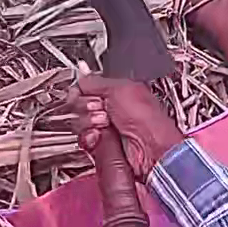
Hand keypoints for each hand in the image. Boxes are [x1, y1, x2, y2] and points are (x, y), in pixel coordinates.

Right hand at [66, 74, 184, 179]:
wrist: (148, 147)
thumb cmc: (145, 118)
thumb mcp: (120, 87)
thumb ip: (96, 81)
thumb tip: (80, 79)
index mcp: (117, 93)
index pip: (86, 88)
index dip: (85, 91)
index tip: (90, 93)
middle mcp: (110, 110)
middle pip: (79, 105)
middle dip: (87, 106)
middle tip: (102, 110)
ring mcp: (104, 127)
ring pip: (79, 122)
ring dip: (89, 122)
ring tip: (105, 123)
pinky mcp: (100, 145)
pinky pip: (83, 138)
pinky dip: (88, 137)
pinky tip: (99, 135)